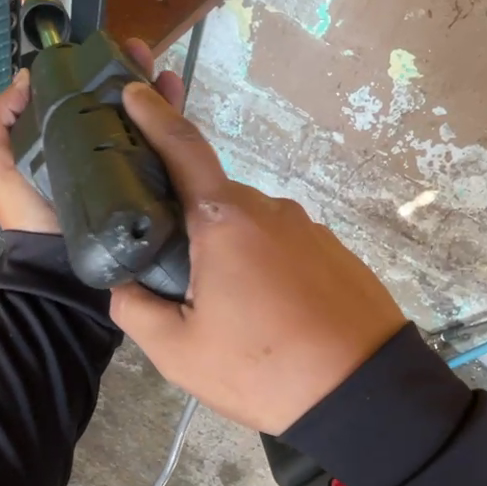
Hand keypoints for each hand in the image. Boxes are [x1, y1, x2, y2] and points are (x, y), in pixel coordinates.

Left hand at [0, 38, 185, 232]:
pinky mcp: (147, 185)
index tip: (104, 51)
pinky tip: (176, 95)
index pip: (83, 98)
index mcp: (64, 141)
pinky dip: (171, 120)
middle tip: (141, 51)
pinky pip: (162, 148)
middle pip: (118, 103)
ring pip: (143, 120)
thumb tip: (24, 78)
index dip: (93, 71)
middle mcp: (97, 150)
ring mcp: (124, 167)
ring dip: (155, 90)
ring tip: (162, 69)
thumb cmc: (27, 215)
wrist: (57, 264)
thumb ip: (0, 122)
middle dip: (130, 73)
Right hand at [109, 84, 407, 435]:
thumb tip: (123, 282)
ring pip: (248, 229)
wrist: (363, 393)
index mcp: (223, 220)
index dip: (153, 117)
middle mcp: (268, 209)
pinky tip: (267, 316)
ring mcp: (308, 228)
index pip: (182, 149)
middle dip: (187, 230)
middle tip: (177, 284)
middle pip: (211, 202)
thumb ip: (135, 308)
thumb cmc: (261, 368)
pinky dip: (263, 270)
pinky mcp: (335, 252)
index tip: (133, 91)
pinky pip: (282, 248)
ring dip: (228, 256)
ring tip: (229, 315)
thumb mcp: (178, 351)